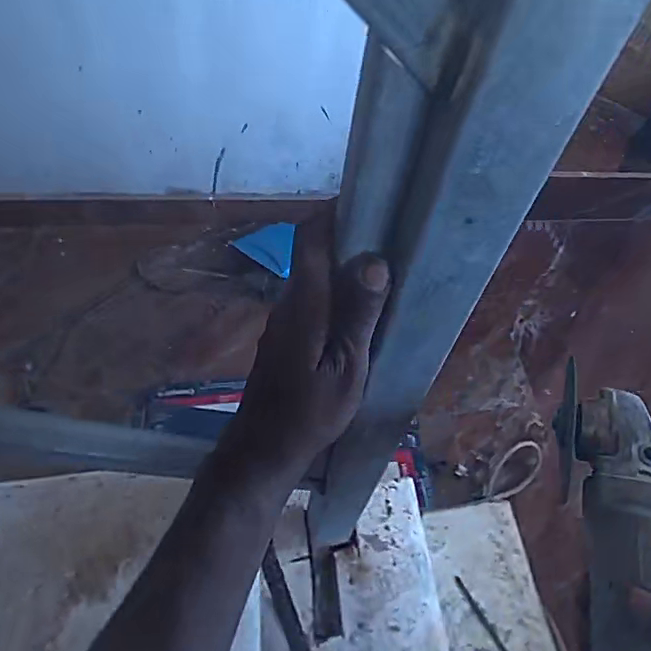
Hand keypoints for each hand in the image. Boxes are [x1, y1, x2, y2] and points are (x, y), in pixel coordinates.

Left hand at [215, 218, 389, 484]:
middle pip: (311, 252)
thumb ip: (358, 314)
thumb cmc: (310, 412)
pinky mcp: (285, 333)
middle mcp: (289, 300)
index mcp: (304, 302)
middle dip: (344, 237)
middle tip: (386, 235)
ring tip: (380, 267)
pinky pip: (310, 297)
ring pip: (311, 275)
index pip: (309, 238)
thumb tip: (374, 260)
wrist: (264, 446)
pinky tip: (357, 307)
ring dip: (340, 265)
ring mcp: (283, 317)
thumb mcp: (346, 368)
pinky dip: (333, 290)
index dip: (332, 214)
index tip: (366, 204)